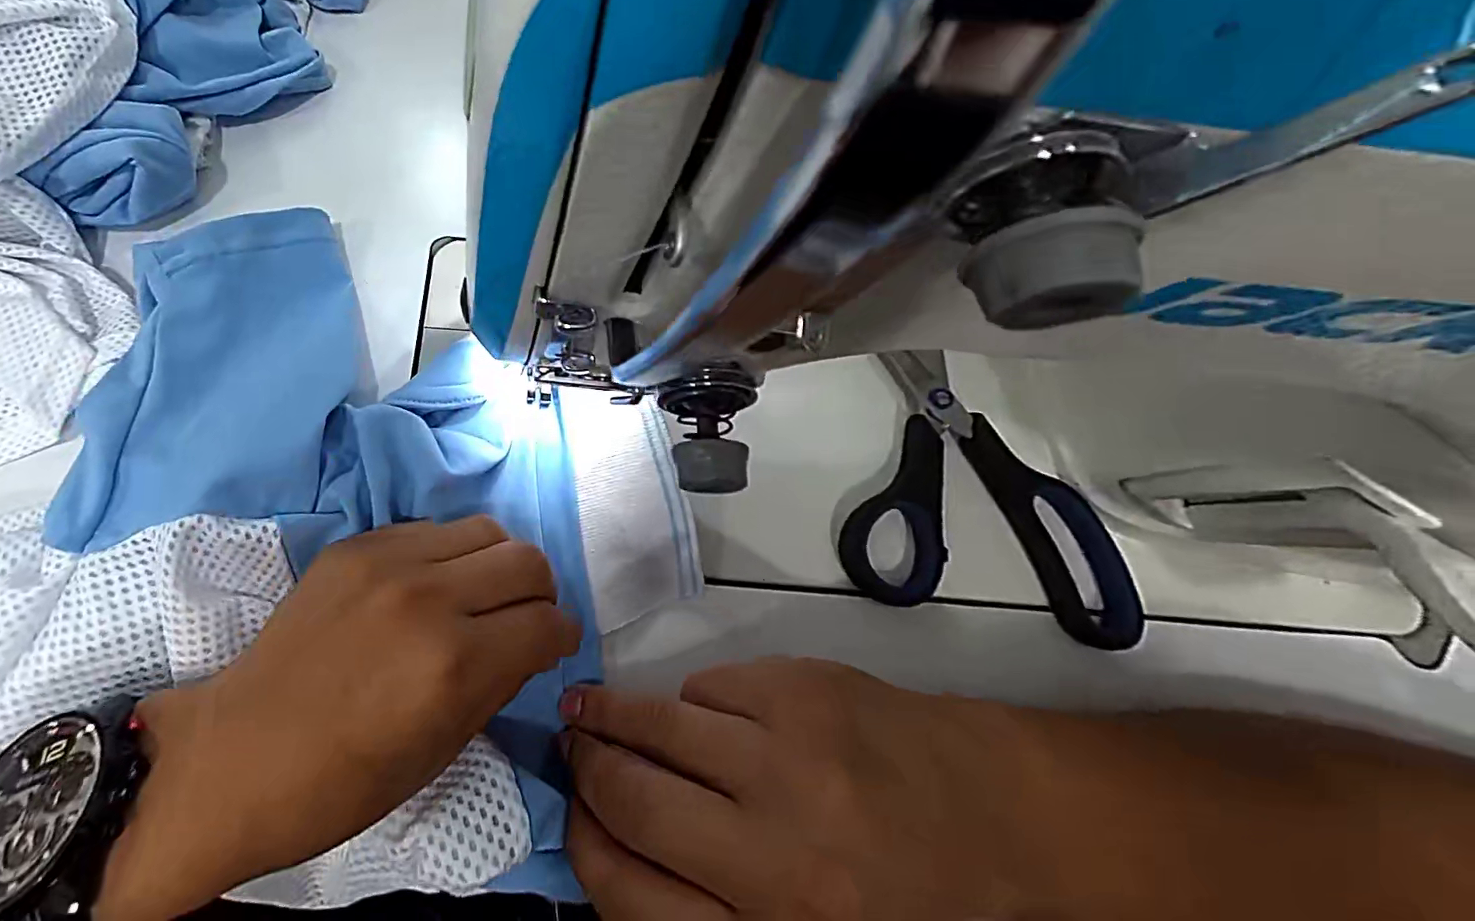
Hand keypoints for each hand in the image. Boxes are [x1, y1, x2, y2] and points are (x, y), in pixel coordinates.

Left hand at [100, 517, 581, 920]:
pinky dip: (448, 555)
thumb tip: (532, 642)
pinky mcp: (356, 545)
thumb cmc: (343, 782)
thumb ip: (498, 682)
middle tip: (522, 620)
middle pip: (527, 560)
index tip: (553, 645)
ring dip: (497, 564)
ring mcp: (388, 561)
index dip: (562, 636)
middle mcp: (428, 596)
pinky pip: (431, 530)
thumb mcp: (441, 749)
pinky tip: (428, 587)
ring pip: (487, 529)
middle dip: (540, 593)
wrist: (236, 754)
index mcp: (453, 663)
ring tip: (478, 596)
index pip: (547, 622)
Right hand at [562, 657, 1050, 919]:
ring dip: (613, 715)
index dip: (584, 844)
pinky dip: (694, 702)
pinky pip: (709, 686)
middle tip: (569, 749)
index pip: (631, 893)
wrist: (1015, 825)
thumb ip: (712, 909)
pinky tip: (706, 715)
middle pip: (635, 798)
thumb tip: (616, 844)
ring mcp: (790, 755)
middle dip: (587, 768)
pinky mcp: (804, 688)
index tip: (570, 814)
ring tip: (587, 708)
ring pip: (659, 724)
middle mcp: (777, 850)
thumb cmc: (914, 905)